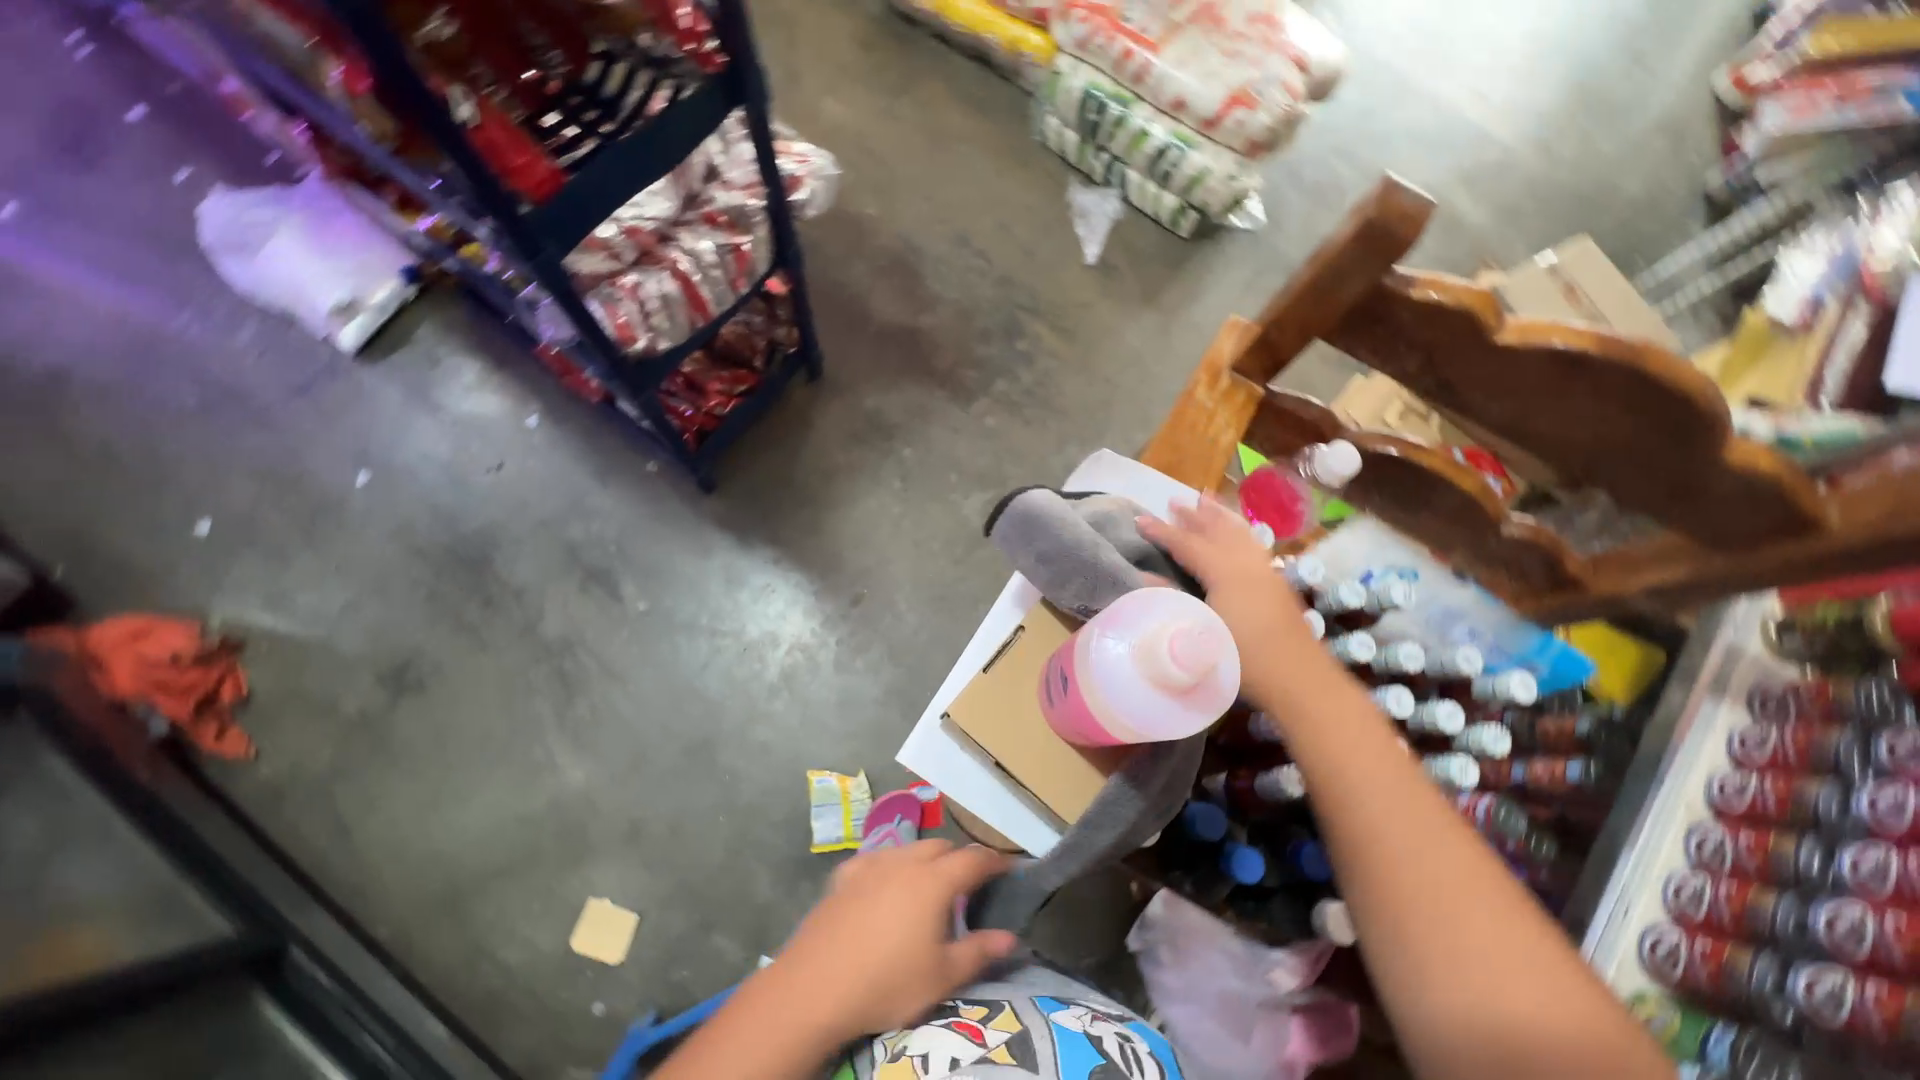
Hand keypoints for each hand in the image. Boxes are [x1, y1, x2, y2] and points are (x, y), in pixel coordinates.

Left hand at [775, 840, 1018, 1036]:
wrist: (814, 988)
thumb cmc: (887, 983)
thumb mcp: (942, 976)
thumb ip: (979, 952)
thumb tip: (1012, 938)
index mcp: (933, 882)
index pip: (973, 859)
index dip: (994, 861)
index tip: (1009, 867)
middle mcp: (903, 862)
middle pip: (940, 847)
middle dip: (959, 858)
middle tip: (969, 883)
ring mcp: (869, 866)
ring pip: (907, 849)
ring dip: (925, 859)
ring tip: (929, 884)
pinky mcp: (843, 877)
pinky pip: (876, 860)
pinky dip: (891, 867)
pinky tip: (885, 886)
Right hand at [1136, 498, 1325, 697]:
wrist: (1299, 679)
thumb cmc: (1243, 659)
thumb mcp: (1199, 630)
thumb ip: (1173, 598)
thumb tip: (1145, 577)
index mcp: (1224, 571)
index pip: (1187, 543)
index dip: (1162, 531)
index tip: (1138, 519)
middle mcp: (1246, 563)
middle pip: (1217, 530)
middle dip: (1194, 515)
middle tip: (1173, 501)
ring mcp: (1266, 572)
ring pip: (1240, 533)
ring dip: (1220, 516)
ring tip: (1207, 501)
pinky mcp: (1278, 585)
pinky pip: (1254, 544)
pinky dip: (1241, 531)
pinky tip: (1240, 535)